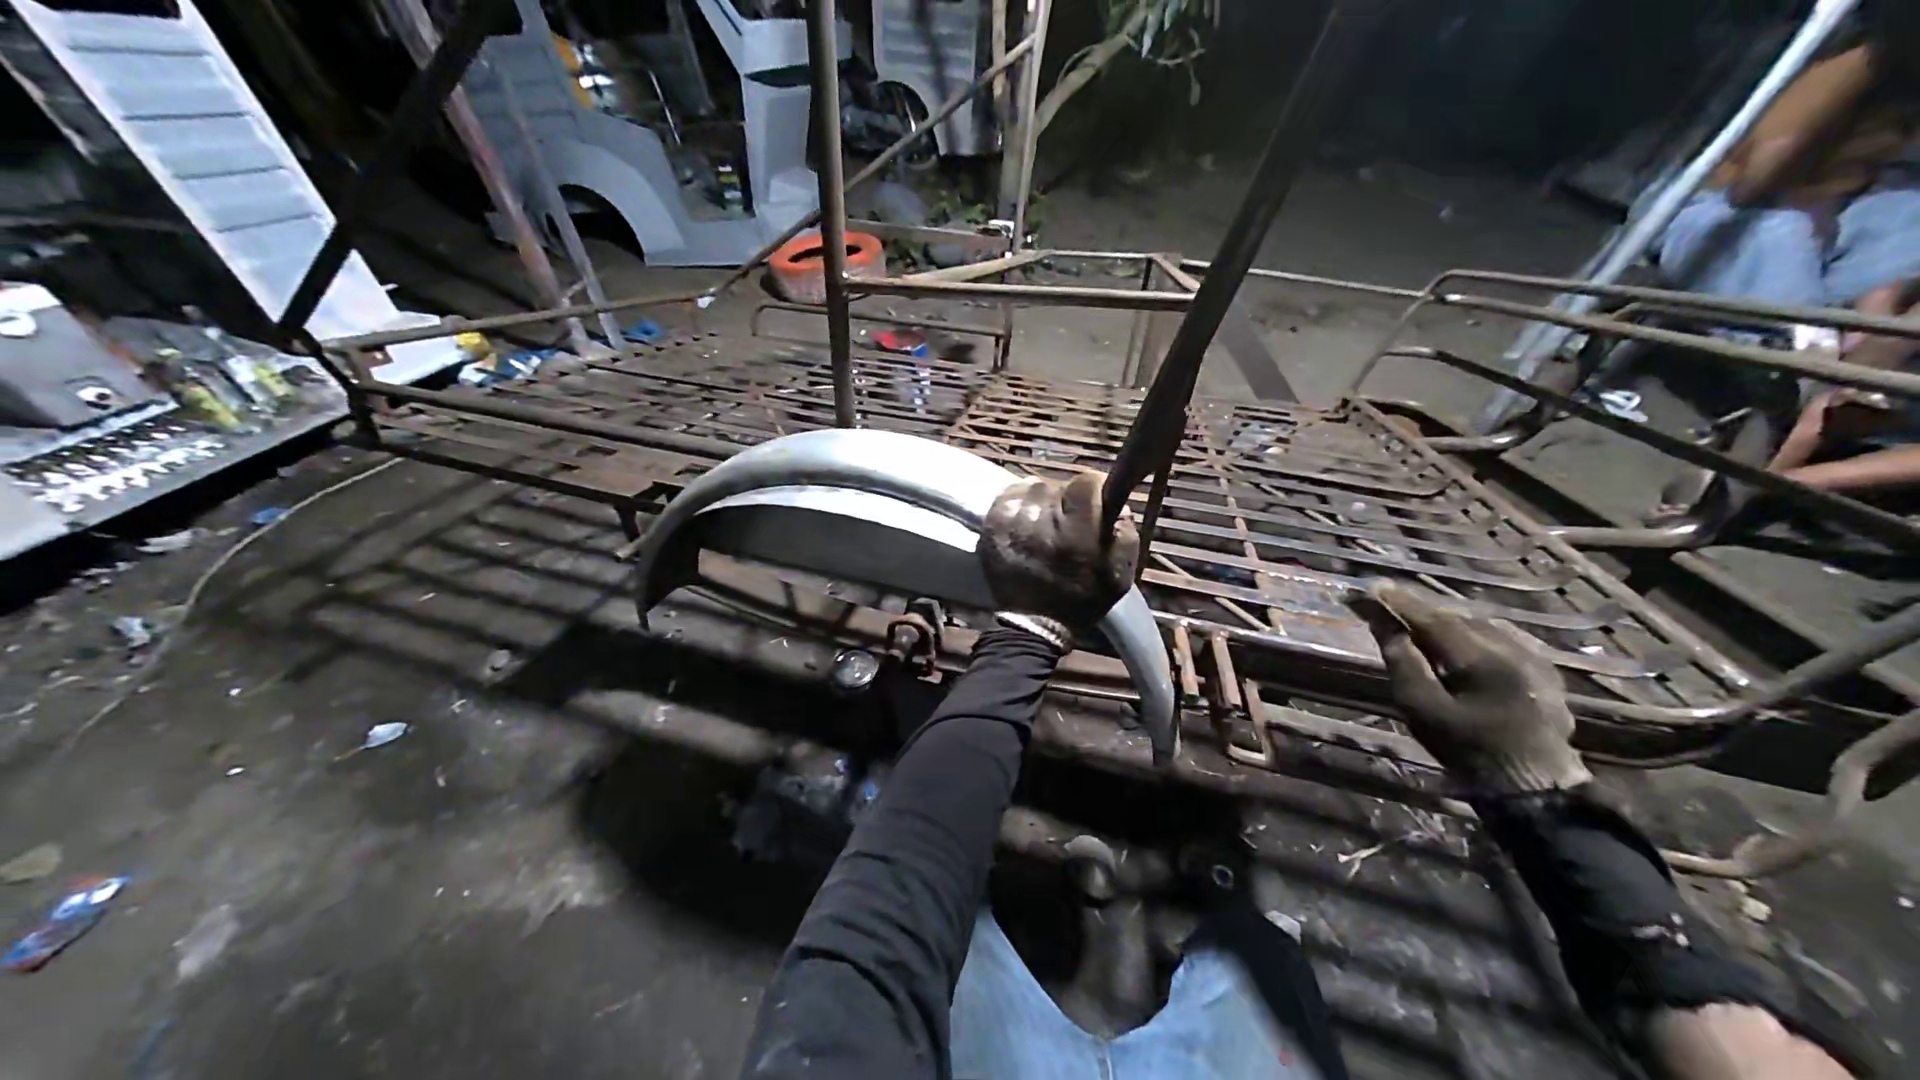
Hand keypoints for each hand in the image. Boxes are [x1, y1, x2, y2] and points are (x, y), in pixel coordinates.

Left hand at [979, 471, 1139, 637]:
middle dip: (1065, 500)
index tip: (1092, 502)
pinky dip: (1018, 505)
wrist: (1036, 625)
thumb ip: (1125, 533)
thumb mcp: (1121, 572)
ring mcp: (1015, 520)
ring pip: (1032, 489)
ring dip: (1041, 502)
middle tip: (1067, 521)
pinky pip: (1007, 497)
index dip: (1092, 489)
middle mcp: (1045, 518)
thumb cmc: (1084, 600)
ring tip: (1043, 523)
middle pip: (1058, 485)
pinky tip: (1024, 522)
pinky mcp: (992, 526)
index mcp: (1080, 529)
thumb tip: (1118, 505)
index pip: (1086, 481)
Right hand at [1351, 581, 1590, 793]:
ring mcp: (1534, 659)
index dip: (1400, 602)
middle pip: (1457, 618)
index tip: (1373, 587)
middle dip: (1420, 609)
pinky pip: (1499, 638)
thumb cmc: (1468, 750)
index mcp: (1482, 660)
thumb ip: (1404, 665)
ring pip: (1479, 626)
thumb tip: (1387, 627)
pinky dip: (1469, 633)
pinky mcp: (1543, 671)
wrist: (1532, 788)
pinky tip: (1456, 640)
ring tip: (1416, 621)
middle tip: (1387, 602)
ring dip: (1445, 621)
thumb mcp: (1423, 711)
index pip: (1433, 619)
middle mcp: (1513, 649)